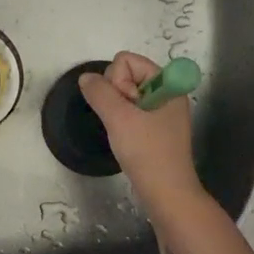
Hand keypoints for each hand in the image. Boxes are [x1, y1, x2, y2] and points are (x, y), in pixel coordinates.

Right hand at [78, 51, 198, 203]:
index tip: (124, 108)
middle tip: (124, 121)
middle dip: (116, 95)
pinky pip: (130, 112)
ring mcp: (160, 112)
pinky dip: (121, 122)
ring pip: (125, 96)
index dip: (116, 81)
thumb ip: (100, 93)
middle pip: (126, 76)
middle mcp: (166, 93)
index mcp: (167, 84)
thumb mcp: (120, 119)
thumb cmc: (147, 152)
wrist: (166, 192)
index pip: (127, 60)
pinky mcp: (154, 129)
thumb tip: (86, 78)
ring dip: (117, 111)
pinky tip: (125, 139)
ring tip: (125, 132)